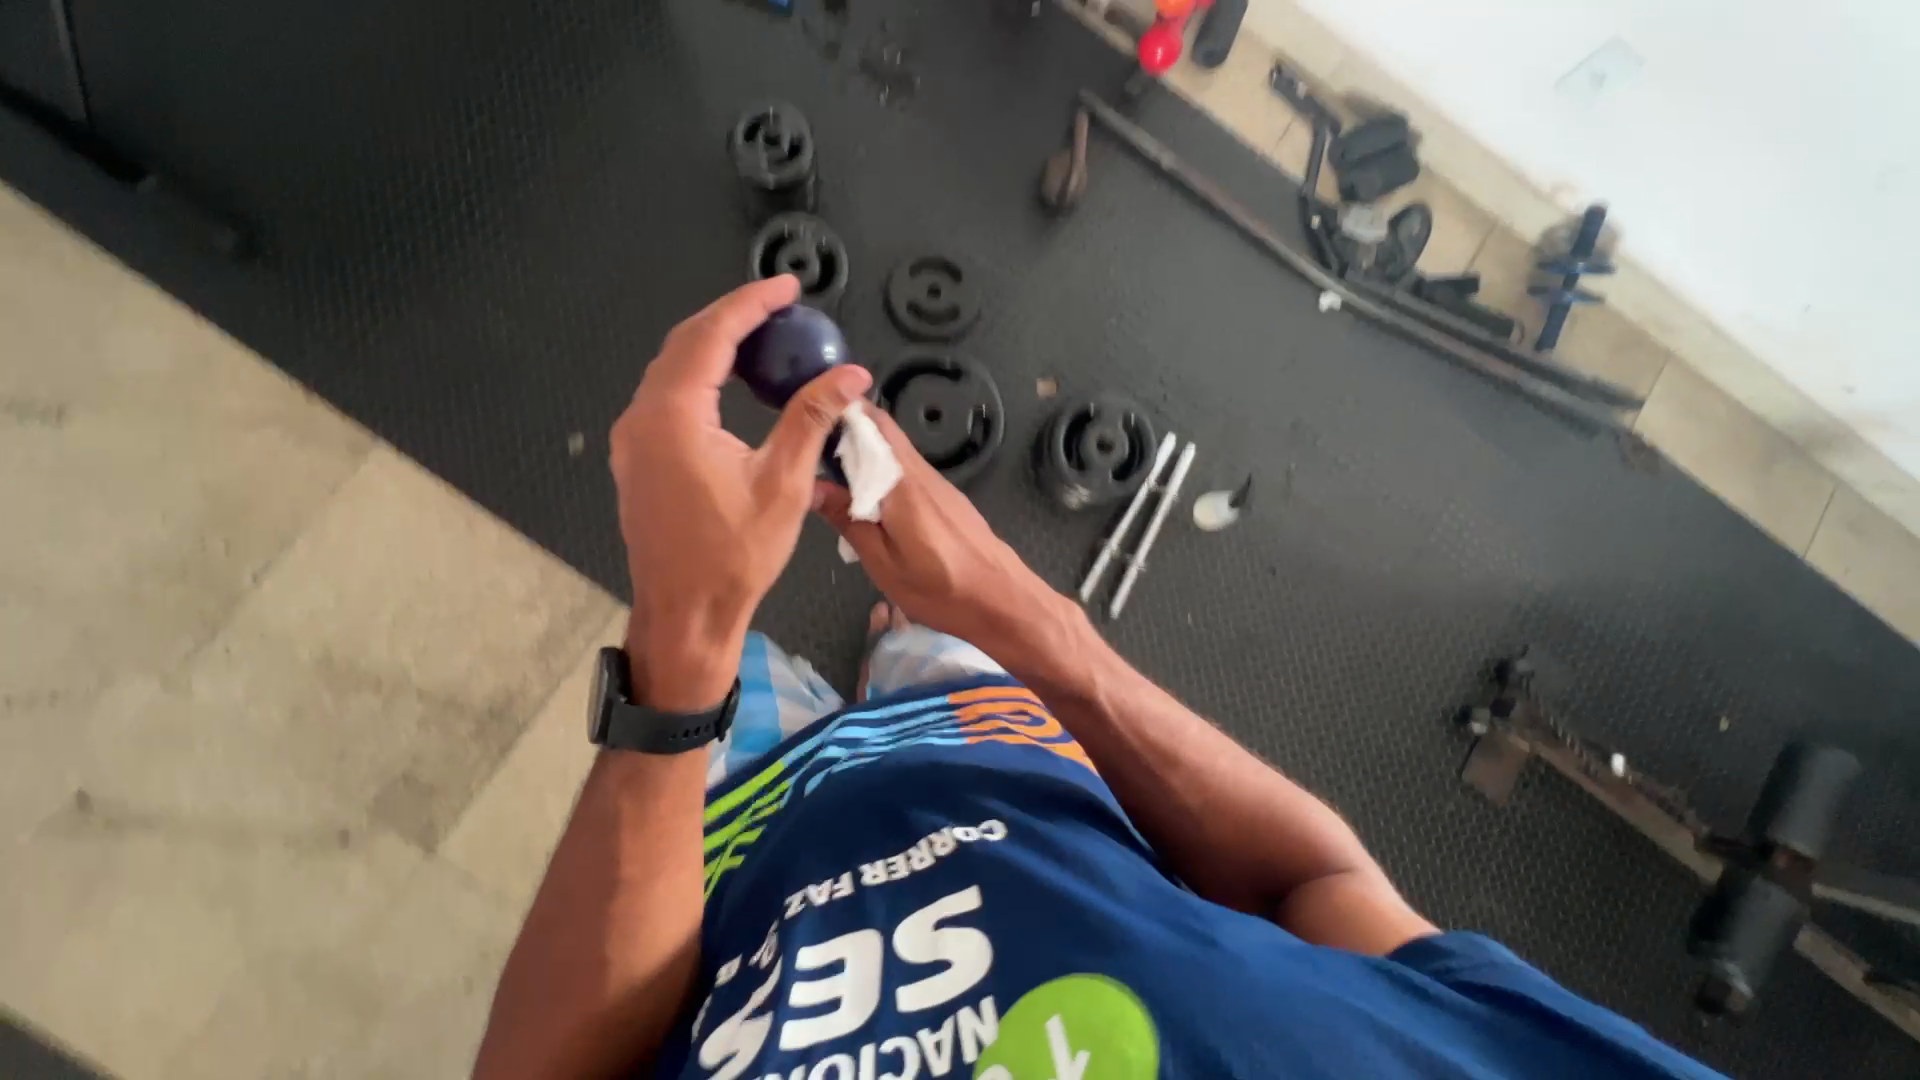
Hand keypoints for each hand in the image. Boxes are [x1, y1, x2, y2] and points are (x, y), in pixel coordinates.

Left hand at [610, 277, 871, 708]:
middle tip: (777, 308)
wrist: (686, 613)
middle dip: (731, 319)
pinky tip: (729, 387)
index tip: (786, 289)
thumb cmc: (734, 555)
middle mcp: (642, 419)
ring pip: (671, 372)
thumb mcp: (783, 483)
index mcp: (674, 416)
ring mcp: (633, 441)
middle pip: (684, 345)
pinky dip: (699, 379)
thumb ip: (811, 418)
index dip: (750, 304)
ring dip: (713, 348)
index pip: (711, 336)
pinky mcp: (637, 461)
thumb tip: (850, 376)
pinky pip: (666, 400)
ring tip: (760, 340)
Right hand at [815, 409, 1079, 659]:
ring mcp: (938, 484)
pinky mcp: (946, 499)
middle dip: (846, 433)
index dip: (840, 414)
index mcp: (902, 482)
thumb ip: (848, 520)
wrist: (1002, 600)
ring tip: (829, 475)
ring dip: (863, 455)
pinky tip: (866, 498)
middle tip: (809, 452)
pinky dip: (882, 474)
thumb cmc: (941, 588)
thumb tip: (811, 486)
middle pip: (882, 432)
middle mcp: (921, 472)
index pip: (872, 424)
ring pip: (894, 452)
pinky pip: (907, 473)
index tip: (808, 421)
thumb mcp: (884, 563)